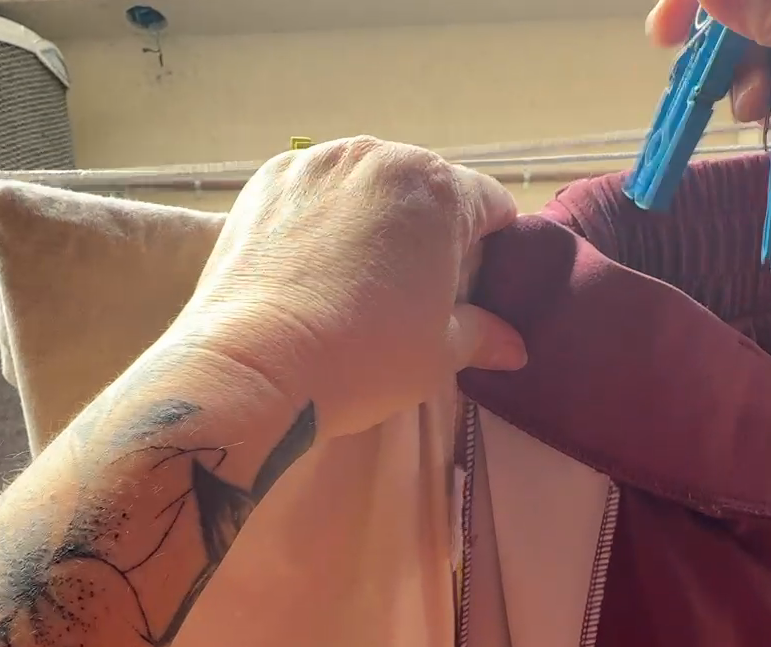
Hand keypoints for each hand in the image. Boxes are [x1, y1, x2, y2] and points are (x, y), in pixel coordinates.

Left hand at [169, 136, 526, 438]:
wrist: (254, 367)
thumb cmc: (364, 360)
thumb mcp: (438, 355)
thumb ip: (484, 336)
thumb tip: (516, 348)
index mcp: (438, 190)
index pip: (491, 205)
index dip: (493, 248)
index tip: (477, 287)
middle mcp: (380, 156)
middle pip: (426, 191)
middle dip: (431, 235)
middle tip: (412, 294)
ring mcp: (316, 161)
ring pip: (368, 188)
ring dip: (375, 223)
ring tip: (353, 282)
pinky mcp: (267, 179)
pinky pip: (315, 194)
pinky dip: (323, 221)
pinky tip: (309, 269)